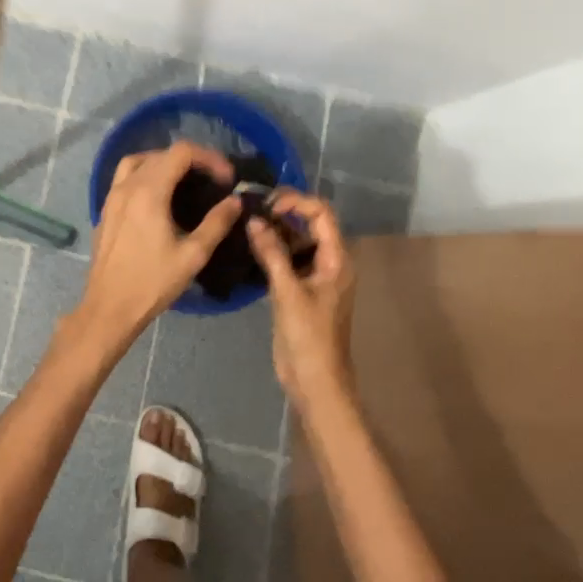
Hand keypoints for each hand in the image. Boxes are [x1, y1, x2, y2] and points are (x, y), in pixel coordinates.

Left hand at [70, 142, 240, 345]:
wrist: (109, 307)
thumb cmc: (153, 282)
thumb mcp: (193, 255)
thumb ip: (217, 223)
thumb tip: (235, 201)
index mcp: (149, 191)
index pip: (181, 152)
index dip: (209, 157)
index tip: (227, 178)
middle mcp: (127, 185)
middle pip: (161, 153)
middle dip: (191, 159)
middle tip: (213, 180)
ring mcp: (112, 196)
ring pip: (139, 160)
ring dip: (165, 162)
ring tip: (186, 180)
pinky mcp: (106, 208)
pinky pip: (125, 176)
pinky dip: (145, 173)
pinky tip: (159, 196)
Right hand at [247, 190, 355, 404]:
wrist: (315, 382)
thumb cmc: (309, 337)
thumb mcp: (288, 292)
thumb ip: (272, 254)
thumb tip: (254, 220)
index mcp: (337, 259)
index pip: (321, 213)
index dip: (296, 201)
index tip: (267, 205)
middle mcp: (329, 263)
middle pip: (309, 224)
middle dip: (282, 213)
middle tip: (250, 211)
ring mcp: (315, 277)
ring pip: (297, 242)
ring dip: (275, 232)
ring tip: (246, 226)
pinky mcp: (300, 291)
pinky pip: (288, 260)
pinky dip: (272, 251)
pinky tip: (250, 249)